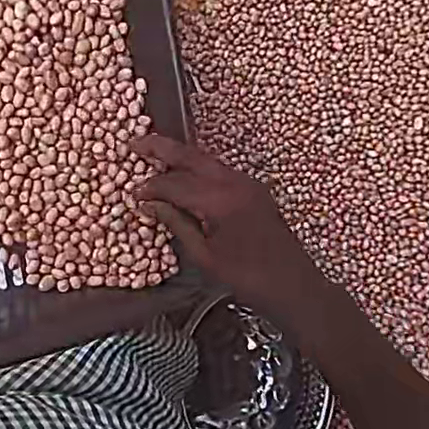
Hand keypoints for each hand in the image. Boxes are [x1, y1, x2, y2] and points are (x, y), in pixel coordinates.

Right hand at [133, 134, 332, 316]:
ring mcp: (247, 183)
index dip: (151, 187)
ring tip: (153, 154)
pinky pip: (218, 171)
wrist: (295, 285)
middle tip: (135, 143)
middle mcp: (235, 183)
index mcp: (221, 201)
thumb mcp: (205, 256)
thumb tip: (149, 204)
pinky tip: (182, 176)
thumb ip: (177, 223)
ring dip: (180, 157)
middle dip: (162, 148)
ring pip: (206, 161)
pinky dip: (196, 170)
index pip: (176, 184)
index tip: (133, 194)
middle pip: (192, 157)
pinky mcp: (253, 189)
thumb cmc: (247, 278)